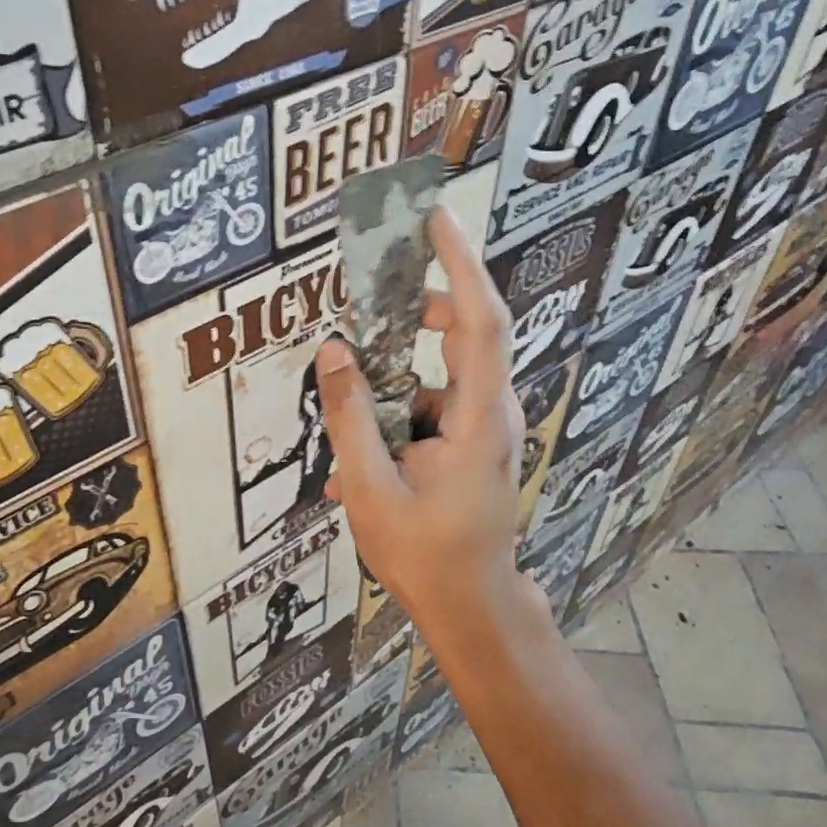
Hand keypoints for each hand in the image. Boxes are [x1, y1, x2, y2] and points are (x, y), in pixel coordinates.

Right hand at [316, 207, 528, 624]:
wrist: (471, 608)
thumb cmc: (424, 555)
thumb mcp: (369, 487)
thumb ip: (350, 416)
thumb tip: (335, 351)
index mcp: (477, 419)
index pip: (479, 322)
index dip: (460, 265)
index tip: (436, 218)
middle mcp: (491, 412)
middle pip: (467, 333)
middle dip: (422, 306)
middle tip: (374, 291)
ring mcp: (485, 428)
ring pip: (443, 372)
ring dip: (400, 370)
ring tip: (352, 386)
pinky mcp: (472, 443)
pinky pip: (433, 405)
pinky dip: (398, 411)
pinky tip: (360, 452)